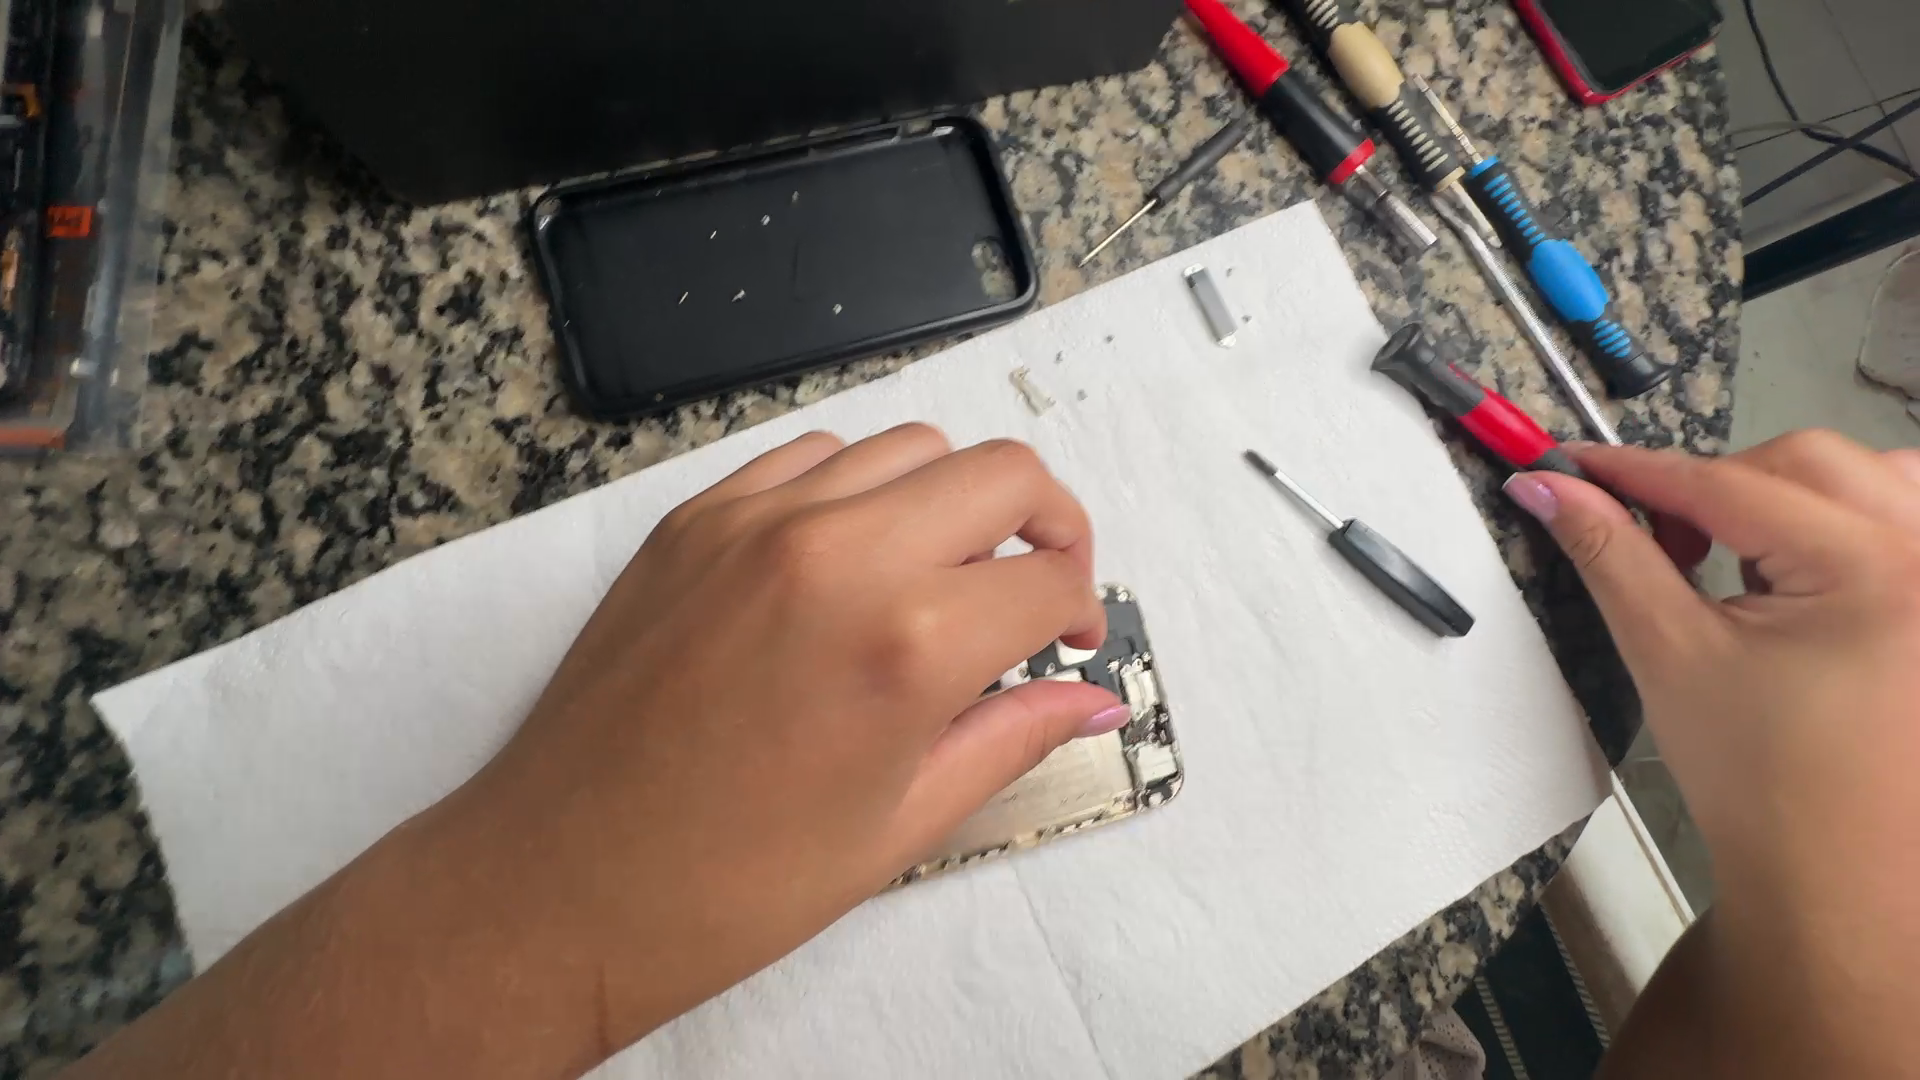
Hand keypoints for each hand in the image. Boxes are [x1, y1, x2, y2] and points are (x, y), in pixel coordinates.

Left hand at [441, 424, 1126, 1058]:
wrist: (556, 882)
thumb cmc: (737, 882)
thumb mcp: (904, 822)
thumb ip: (1016, 736)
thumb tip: (1095, 699)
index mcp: (906, 645)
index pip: (1049, 580)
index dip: (1082, 609)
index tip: (1072, 639)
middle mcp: (840, 553)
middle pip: (1005, 471)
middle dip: (1054, 521)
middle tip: (1040, 582)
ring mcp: (760, 518)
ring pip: (914, 445)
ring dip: (958, 498)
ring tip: (945, 568)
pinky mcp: (699, 514)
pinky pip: (816, 455)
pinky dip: (863, 486)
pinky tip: (854, 551)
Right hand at [1505, 431, 1919, 1074]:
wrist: (1839, 865)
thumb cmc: (1754, 765)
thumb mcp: (1662, 646)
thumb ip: (1605, 551)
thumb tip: (1543, 487)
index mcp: (1875, 570)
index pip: (1724, 483)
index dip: (1630, 468)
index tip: (1562, 463)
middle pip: (1805, 461)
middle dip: (1707, 481)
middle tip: (1647, 533)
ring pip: (1863, 475)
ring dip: (1772, 491)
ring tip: (1717, 550)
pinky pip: (1898, 514)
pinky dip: (1824, 515)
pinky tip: (1777, 566)